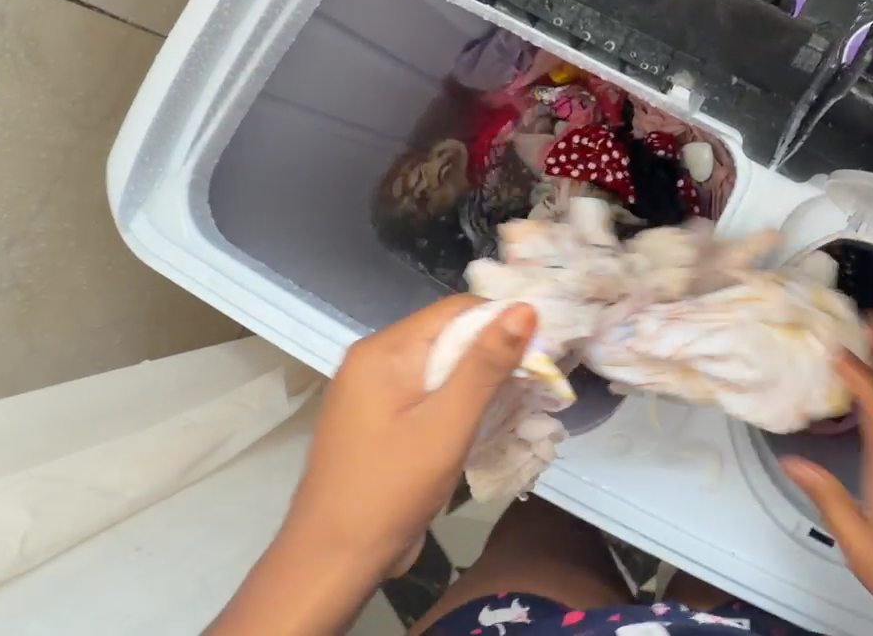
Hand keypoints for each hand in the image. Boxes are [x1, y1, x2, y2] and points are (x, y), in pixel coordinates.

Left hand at [284, 294, 535, 580]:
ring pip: (441, 363)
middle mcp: (374, 359)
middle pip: (449, 334)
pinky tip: (481, 419)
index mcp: (383, 350)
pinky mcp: (379, 416)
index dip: (502, 322)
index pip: (457, 310)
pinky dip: (458, 398)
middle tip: (533, 378)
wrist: (331, 564)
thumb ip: (487, 363)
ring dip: (479, 378)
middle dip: (493, 352)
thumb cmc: (391, 489)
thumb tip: (526, 307)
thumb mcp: (447, 423)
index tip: (540, 347)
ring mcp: (373, 389)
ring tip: (514, 399)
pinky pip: (428, 388)